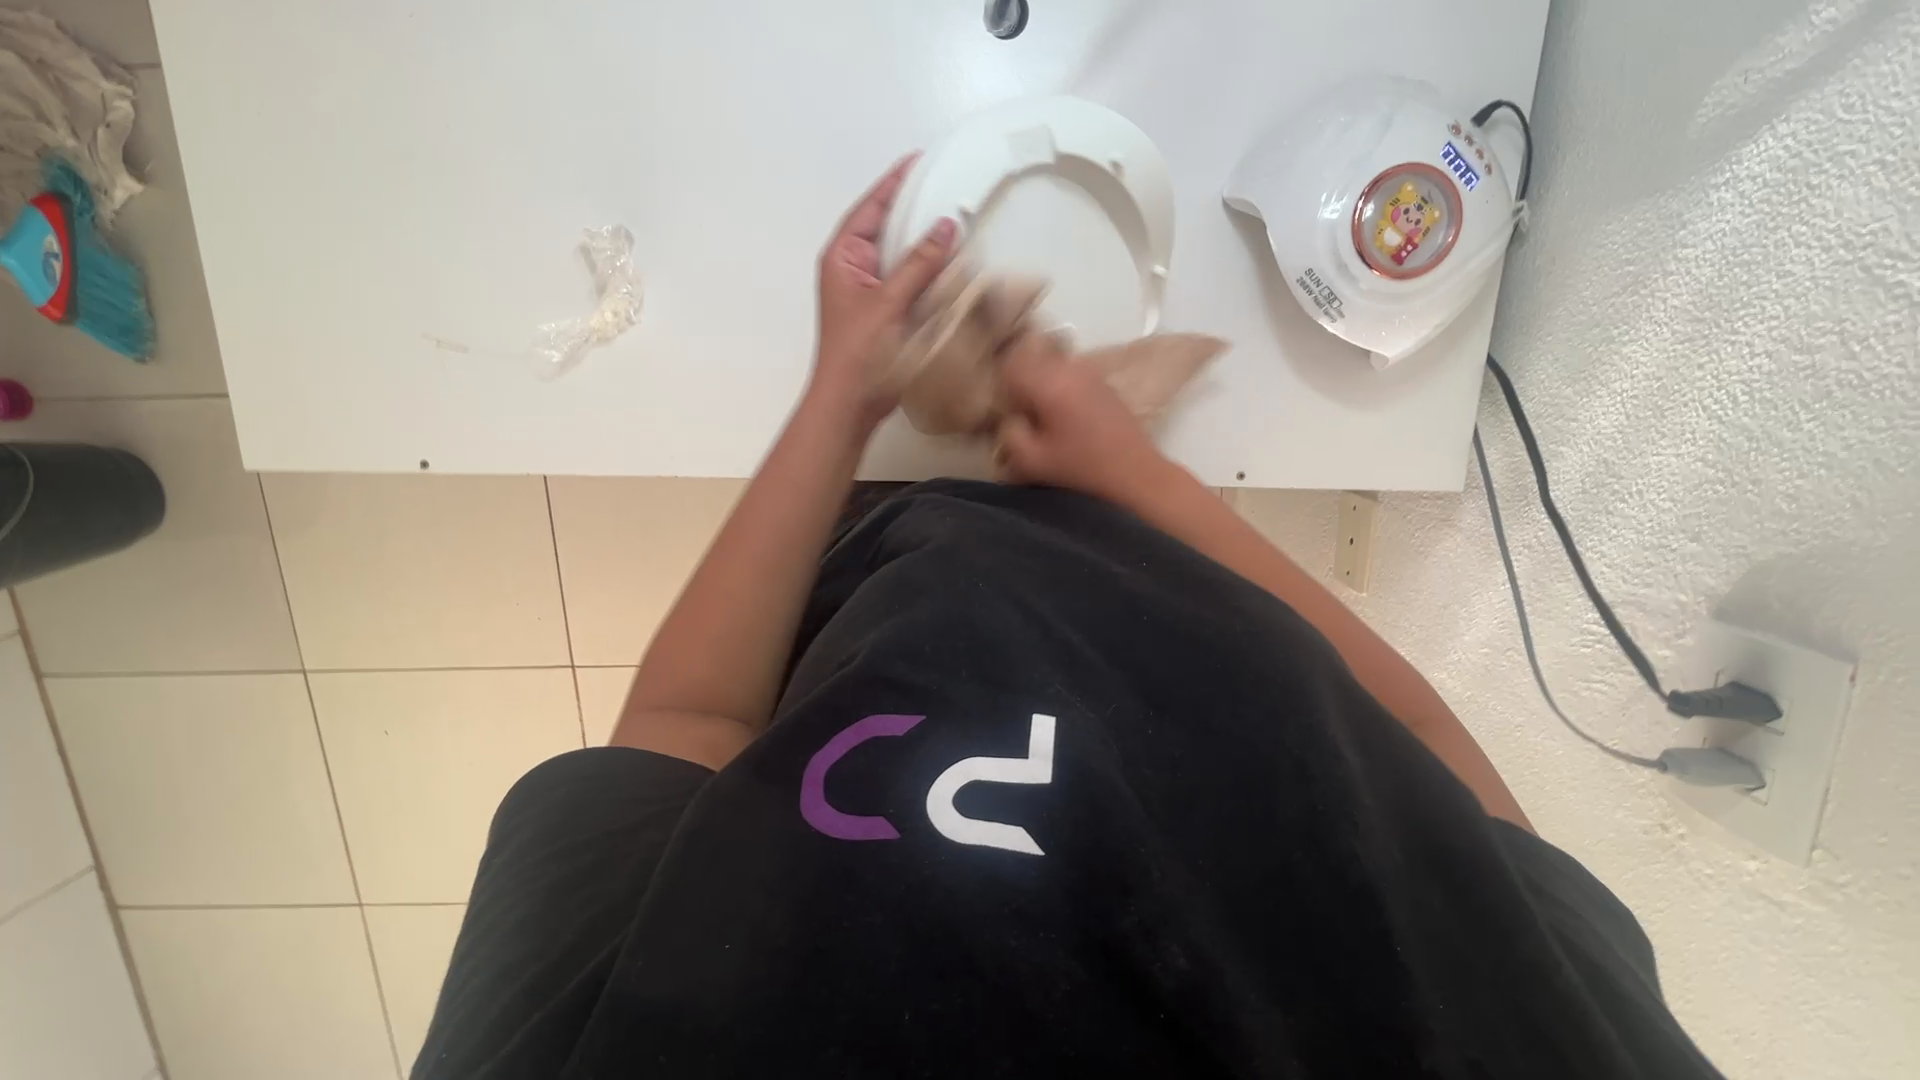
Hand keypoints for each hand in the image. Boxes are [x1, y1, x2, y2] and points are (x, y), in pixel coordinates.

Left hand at [812, 155, 956, 430]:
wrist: (849, 406)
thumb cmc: (860, 354)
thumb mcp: (890, 303)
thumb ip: (919, 263)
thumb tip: (946, 226)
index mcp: (843, 257)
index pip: (870, 208)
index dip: (895, 183)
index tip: (919, 161)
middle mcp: (853, 268)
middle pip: (885, 228)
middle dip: (914, 209)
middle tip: (946, 187)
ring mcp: (869, 292)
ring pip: (899, 255)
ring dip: (924, 242)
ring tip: (955, 219)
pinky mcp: (884, 313)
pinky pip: (908, 280)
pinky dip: (928, 271)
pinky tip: (951, 265)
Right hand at [995, 333, 1178, 505]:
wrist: (1135, 471)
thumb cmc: (1082, 467)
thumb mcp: (1033, 461)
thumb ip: (1010, 434)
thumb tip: (1008, 418)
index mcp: (1049, 383)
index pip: (1008, 365)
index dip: (1000, 386)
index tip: (1003, 408)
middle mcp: (1069, 367)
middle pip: (1029, 358)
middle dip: (1019, 381)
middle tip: (1019, 412)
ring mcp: (1088, 370)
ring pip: (1049, 364)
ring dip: (1040, 382)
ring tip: (1042, 414)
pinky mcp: (1101, 380)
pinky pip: (1068, 372)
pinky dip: (1058, 386)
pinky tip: (1064, 414)